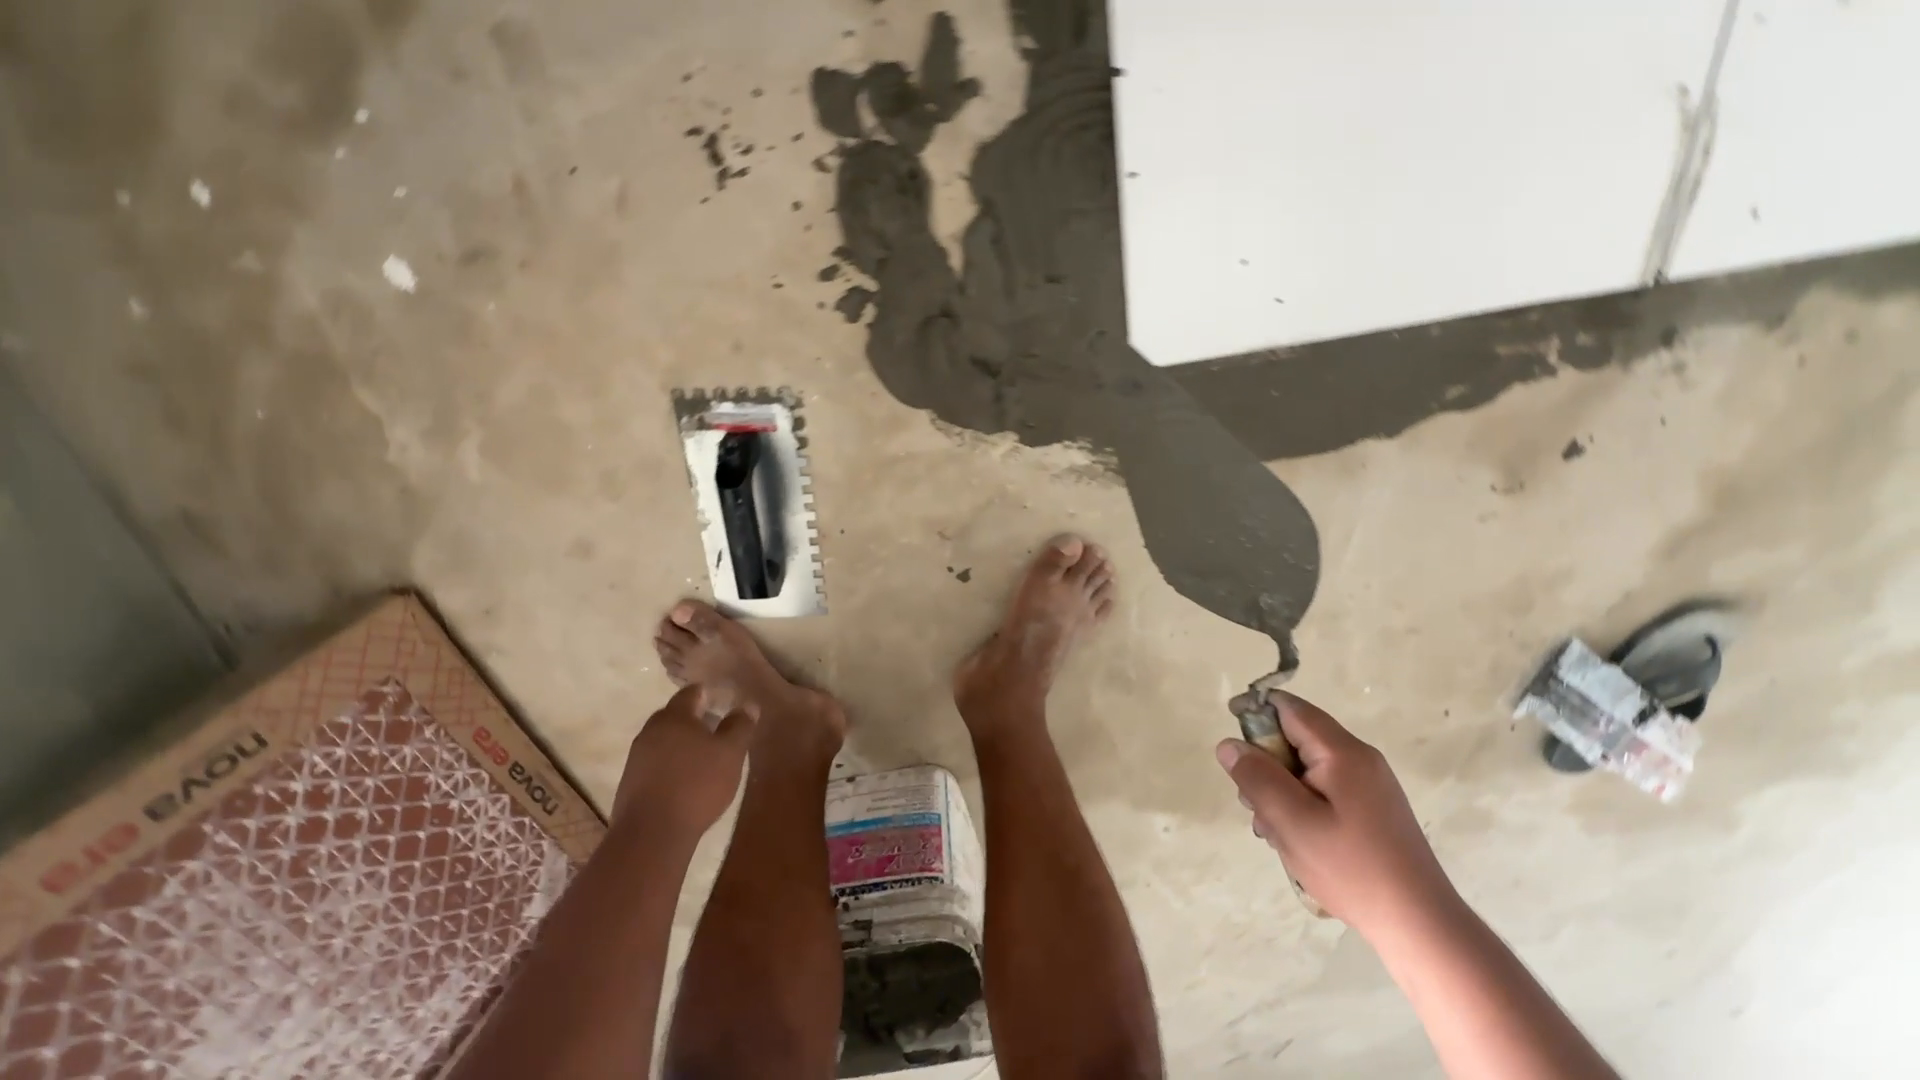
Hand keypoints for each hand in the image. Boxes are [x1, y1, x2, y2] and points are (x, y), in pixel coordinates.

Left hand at [612, 685, 753, 842]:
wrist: (652, 833)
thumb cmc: (697, 785)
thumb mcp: (730, 753)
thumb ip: (740, 726)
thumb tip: (747, 705)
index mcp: (674, 716)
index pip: (691, 693)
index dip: (709, 694)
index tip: (725, 702)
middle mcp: (651, 730)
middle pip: (675, 716)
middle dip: (696, 720)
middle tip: (718, 730)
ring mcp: (637, 757)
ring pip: (664, 740)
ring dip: (683, 744)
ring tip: (705, 758)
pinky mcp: (631, 782)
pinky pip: (655, 763)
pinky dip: (671, 765)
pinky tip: (685, 781)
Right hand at [1216, 690, 1458, 938]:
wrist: (1418, 921)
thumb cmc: (1351, 868)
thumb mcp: (1292, 822)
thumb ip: (1257, 778)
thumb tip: (1229, 744)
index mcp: (1343, 753)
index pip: (1291, 709)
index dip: (1254, 716)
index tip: (1231, 750)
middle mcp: (1360, 759)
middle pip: (1297, 741)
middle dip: (1267, 768)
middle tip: (1258, 810)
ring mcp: (1369, 785)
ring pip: (1307, 770)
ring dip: (1282, 794)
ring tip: (1278, 835)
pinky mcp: (1371, 809)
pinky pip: (1323, 792)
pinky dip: (1302, 808)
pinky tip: (1299, 843)